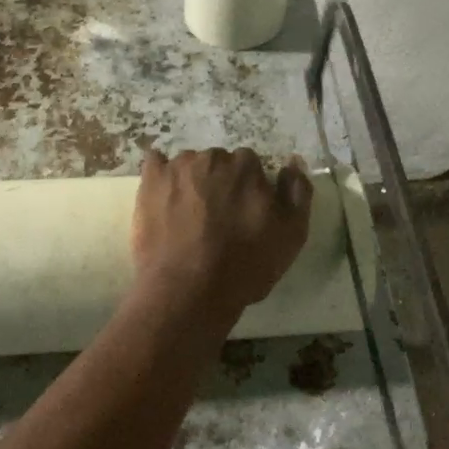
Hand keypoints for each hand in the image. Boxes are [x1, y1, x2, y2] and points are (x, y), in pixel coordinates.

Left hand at [130, 147, 313, 318]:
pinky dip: (160, 175)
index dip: (249, 190)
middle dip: (220, 183)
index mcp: (247, 166)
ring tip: (189, 216)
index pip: (250, 166)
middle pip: (219, 163)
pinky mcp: (150, 181)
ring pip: (190, 165)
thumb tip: (293, 161)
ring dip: (192, 182)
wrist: (189, 290)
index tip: (244, 213)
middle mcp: (213, 158)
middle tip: (217, 218)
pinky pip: (155, 163)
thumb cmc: (246, 265)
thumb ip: (298, 191)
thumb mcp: (292, 234)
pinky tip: (162, 195)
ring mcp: (178, 167)